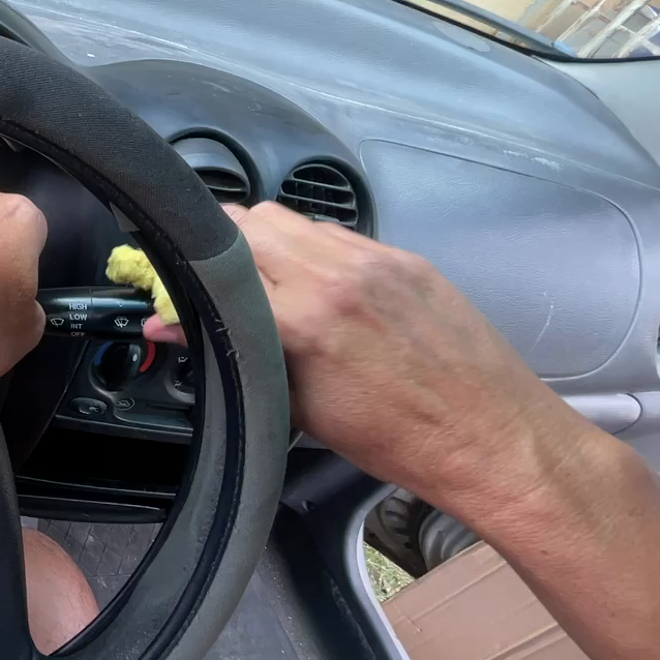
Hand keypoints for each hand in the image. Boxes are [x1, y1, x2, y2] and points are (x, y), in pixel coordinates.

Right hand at [147, 201, 593, 517]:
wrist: (500, 443)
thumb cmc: (391, 437)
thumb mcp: (292, 402)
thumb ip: (224, 350)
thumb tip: (160, 327)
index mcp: (301, 318)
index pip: (216, 260)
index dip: (186, 266)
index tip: (174, 280)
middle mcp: (335, 274)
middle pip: (247, 219)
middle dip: (221, 241)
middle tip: (216, 273)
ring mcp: (375, 259)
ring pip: (289, 217)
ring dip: (265, 238)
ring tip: (268, 275)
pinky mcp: (405, 256)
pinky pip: (335, 232)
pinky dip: (311, 247)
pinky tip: (319, 281)